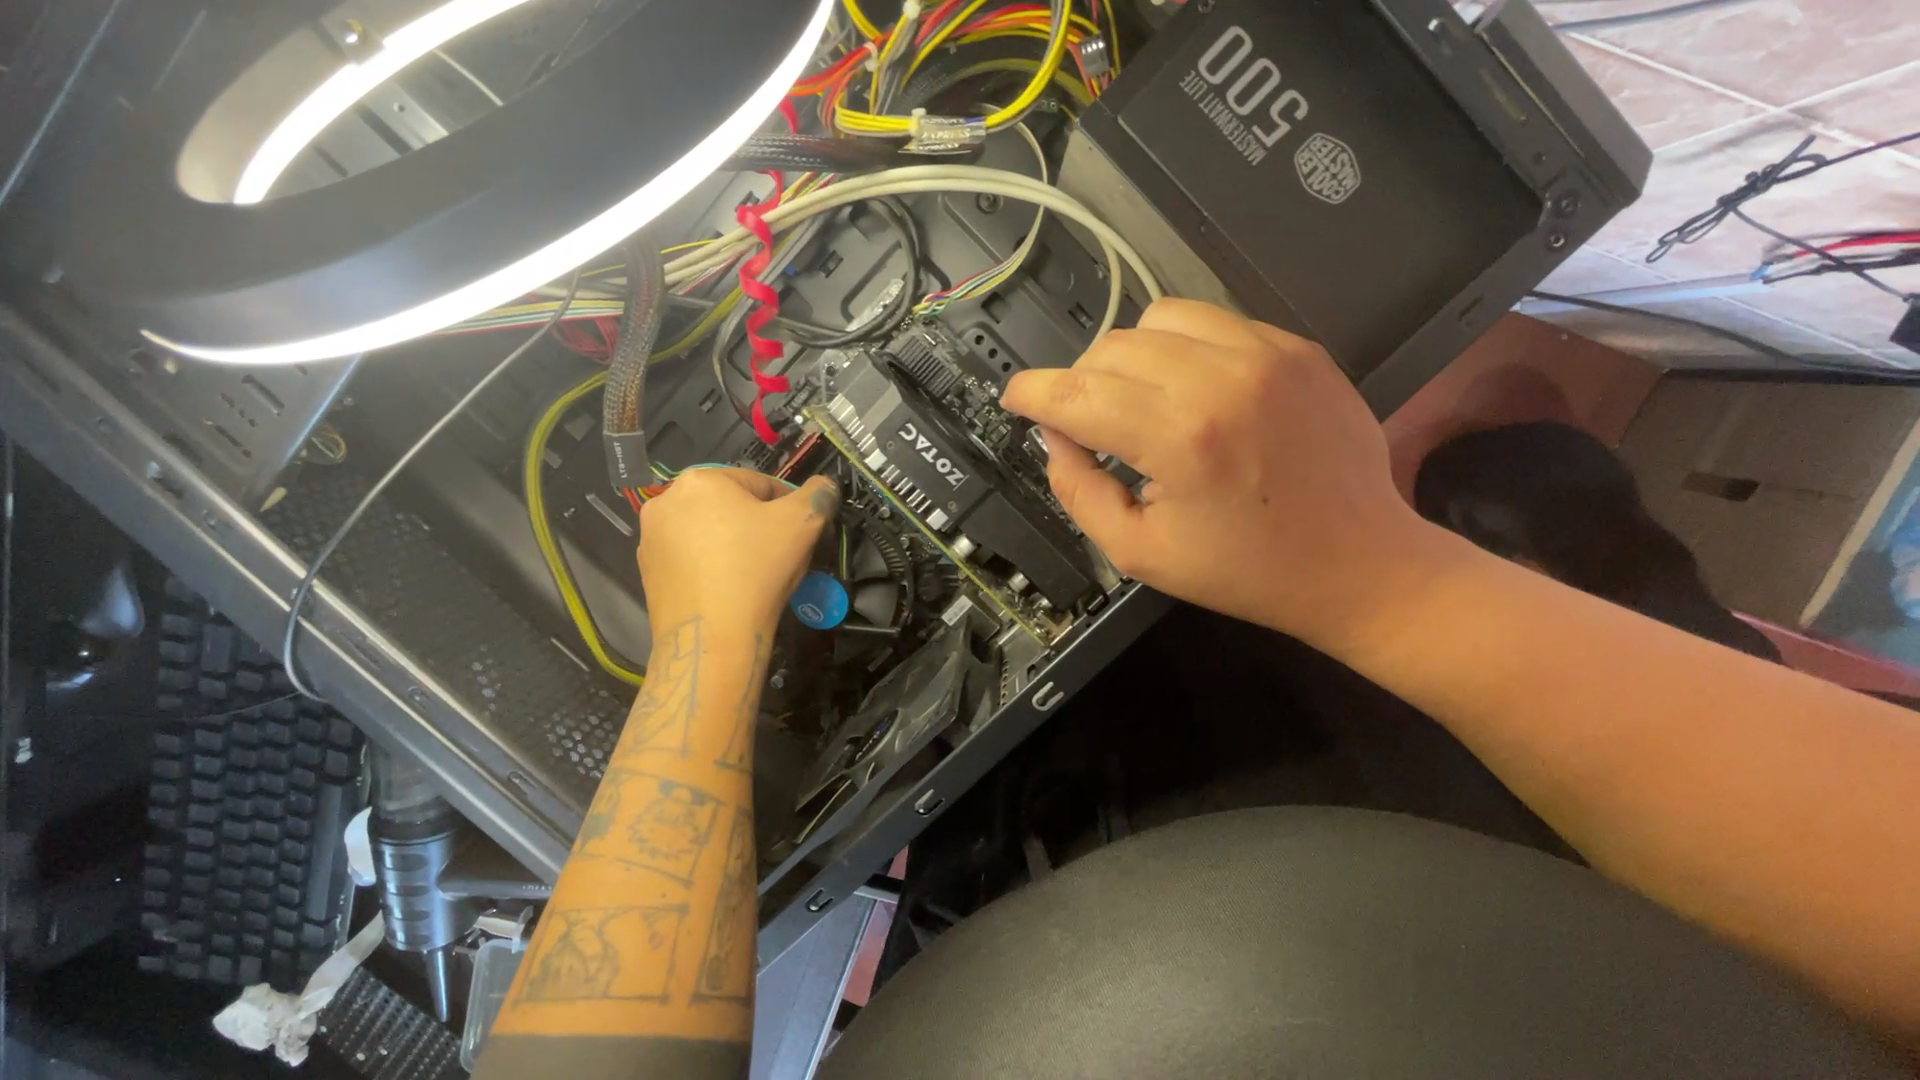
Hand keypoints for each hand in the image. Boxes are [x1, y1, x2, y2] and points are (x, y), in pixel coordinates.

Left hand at [637, 469, 838, 631]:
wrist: (711, 638)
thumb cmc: (756, 570)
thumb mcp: (802, 524)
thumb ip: (819, 495)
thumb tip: (825, 486)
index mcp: (700, 479)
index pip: (761, 484)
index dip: (789, 508)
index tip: (802, 533)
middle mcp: (666, 501)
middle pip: (732, 507)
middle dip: (758, 527)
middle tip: (781, 555)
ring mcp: (651, 538)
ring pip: (710, 533)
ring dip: (734, 545)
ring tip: (756, 575)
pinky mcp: (648, 572)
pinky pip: (691, 559)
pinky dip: (712, 567)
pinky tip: (730, 589)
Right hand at [1001, 299, 1452, 649]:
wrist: (1358, 562)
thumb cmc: (1245, 571)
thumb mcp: (1139, 553)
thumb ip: (1078, 491)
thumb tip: (1054, 436)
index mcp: (1179, 439)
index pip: (1076, 393)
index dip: (1031, 392)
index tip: (1016, 399)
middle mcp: (1221, 379)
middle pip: (1110, 349)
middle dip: (1082, 383)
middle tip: (1090, 425)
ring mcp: (1266, 354)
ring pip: (1158, 318)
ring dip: (1130, 355)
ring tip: (1141, 399)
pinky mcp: (1297, 346)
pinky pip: (1212, 320)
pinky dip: (1183, 347)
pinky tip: (1195, 390)